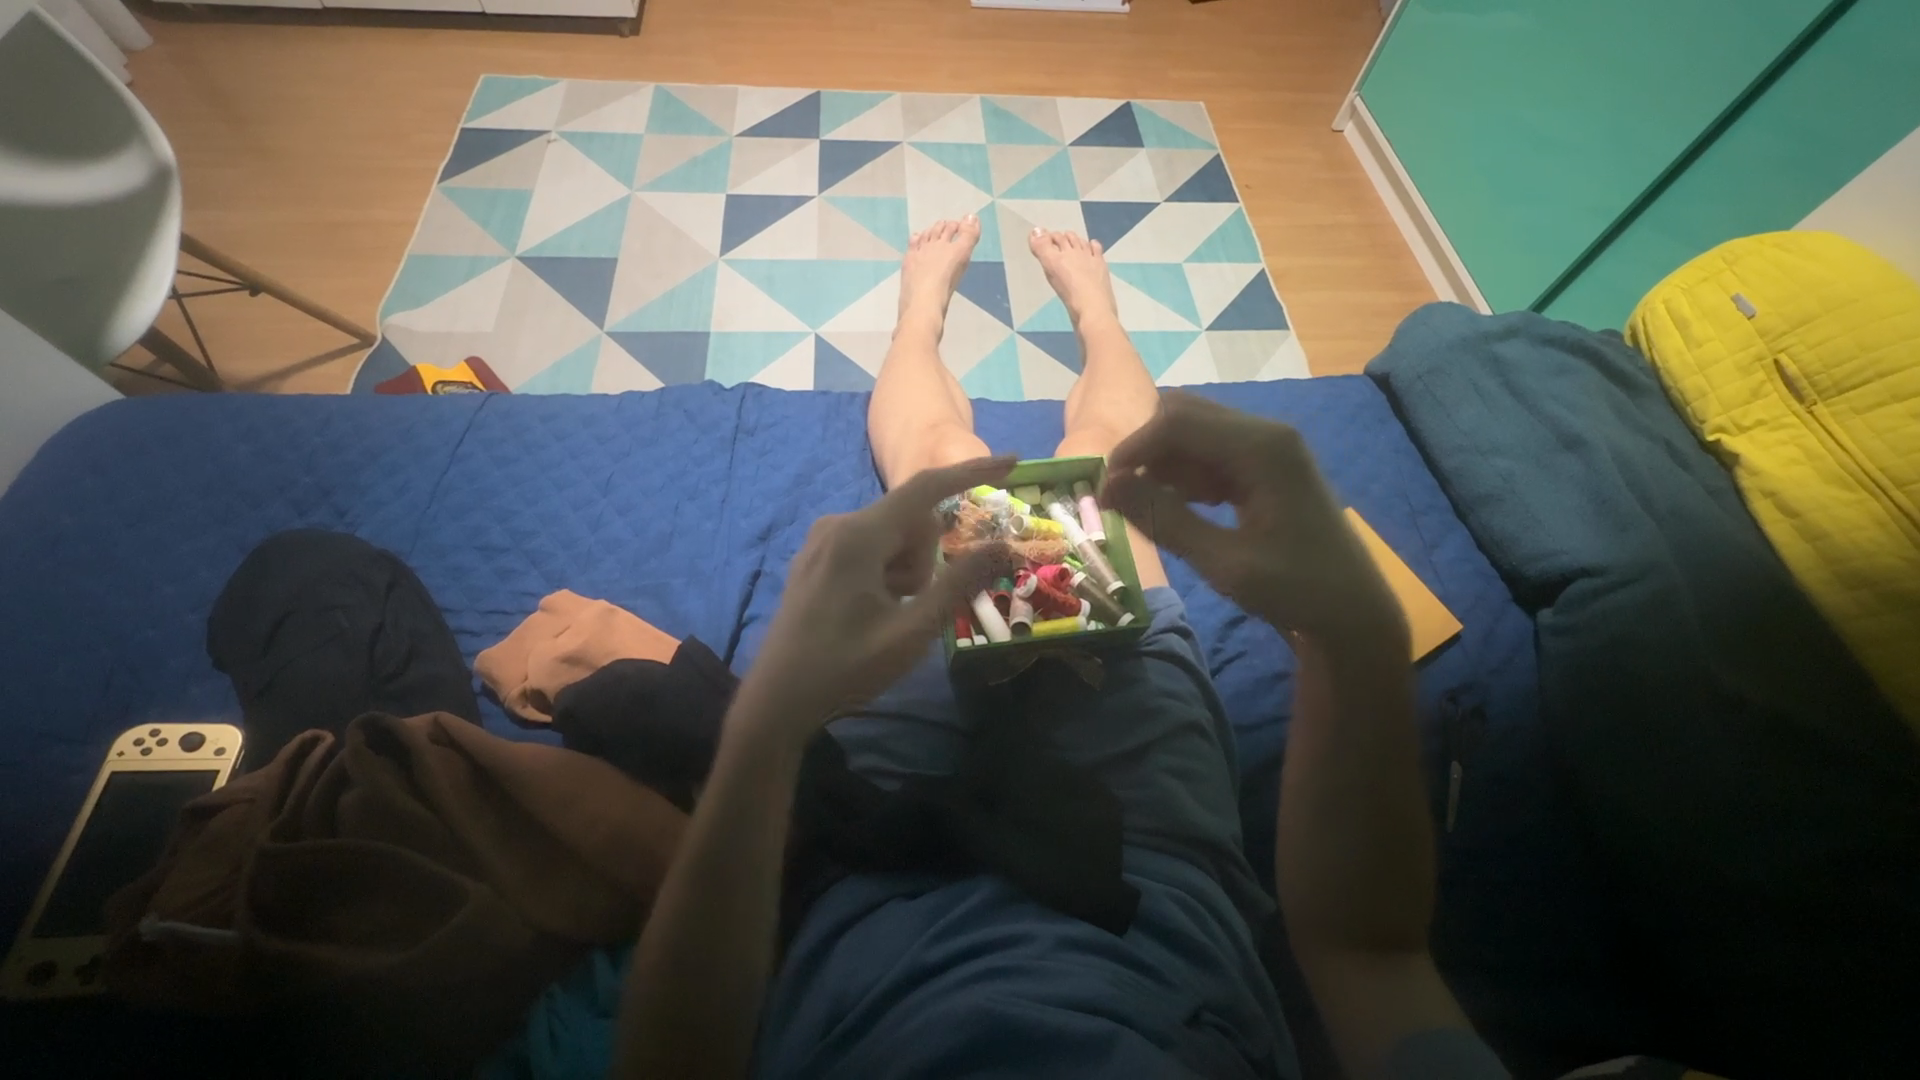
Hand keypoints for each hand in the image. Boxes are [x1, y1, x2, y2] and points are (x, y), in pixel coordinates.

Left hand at [737, 456, 1013, 735]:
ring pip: (892, 536)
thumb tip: (1003, 547)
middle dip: (925, 558)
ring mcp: (822, 540)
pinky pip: (869, 547)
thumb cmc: (846, 667)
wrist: (777, 700)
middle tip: (909, 607)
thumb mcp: (912, 631)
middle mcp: (838, 524)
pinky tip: (868, 611)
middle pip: (911, 520)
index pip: (927, 488)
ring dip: (905, 571)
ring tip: (886, 616)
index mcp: (859, 535)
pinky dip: (884, 573)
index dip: (973, 473)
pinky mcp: (816, 557)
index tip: (1013, 463)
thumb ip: (959, 584)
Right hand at [1103, 392, 1403, 647]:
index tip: (1104, 493)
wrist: (1352, 614)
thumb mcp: (1223, 563)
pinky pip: (1207, 454)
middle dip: (1143, 450)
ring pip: (1192, 433)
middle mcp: (1265, 434)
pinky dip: (1181, 475)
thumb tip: (1109, 487)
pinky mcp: (1262, 467)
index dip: (1132, 450)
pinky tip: (1173, 508)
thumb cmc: (1295, 591)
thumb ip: (1164, 520)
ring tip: (1142, 509)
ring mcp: (1266, 448)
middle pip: (1183, 415)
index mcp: (1262, 448)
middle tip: (1120, 497)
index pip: (1176, 422)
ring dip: (1160, 464)